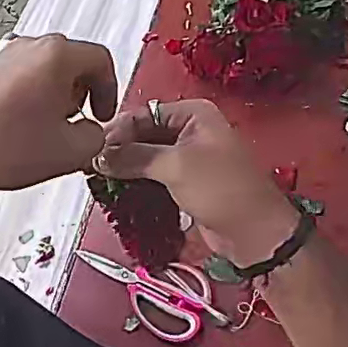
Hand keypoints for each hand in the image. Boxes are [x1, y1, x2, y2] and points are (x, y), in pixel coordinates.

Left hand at [0, 34, 115, 196]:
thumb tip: (94, 131)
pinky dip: (37, 94)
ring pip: (51, 67)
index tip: (102, 114)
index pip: (101, 59)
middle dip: (85, 92)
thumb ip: (97, 136)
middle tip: (80, 121)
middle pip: (76, 60)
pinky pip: (28, 74)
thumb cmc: (2, 147)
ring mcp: (8, 55)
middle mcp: (32, 46)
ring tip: (52, 127)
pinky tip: (28, 126)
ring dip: (61, 94)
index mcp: (57, 56)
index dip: (110, 90)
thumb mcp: (71, 152)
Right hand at [99, 99, 299, 263]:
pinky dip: (137, 181)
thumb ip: (135, 157)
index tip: (93, 146)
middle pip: (144, 134)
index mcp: (194, 114)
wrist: (256, 233)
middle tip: (91, 163)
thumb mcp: (176, 166)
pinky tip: (117, 190)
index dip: (119, 129)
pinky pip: (154, 175)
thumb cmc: (223, 189)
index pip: (146, 113)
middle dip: (120, 148)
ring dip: (126, 166)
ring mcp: (188, 157)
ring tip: (99, 177)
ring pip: (147, 156)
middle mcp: (191, 130)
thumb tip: (99, 155)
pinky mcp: (185, 182)